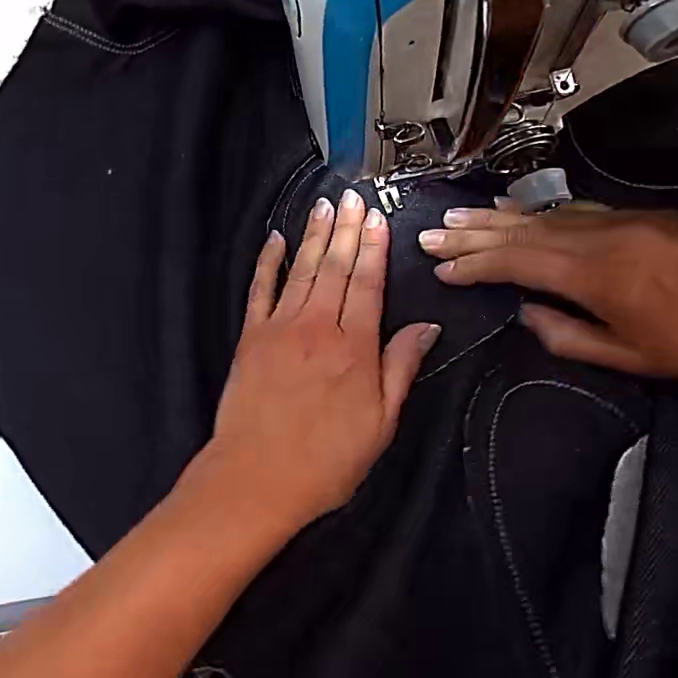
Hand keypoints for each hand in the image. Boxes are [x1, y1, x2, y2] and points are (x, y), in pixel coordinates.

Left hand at [199, 189, 440, 529]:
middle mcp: (319, 327)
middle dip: (347, 228)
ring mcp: (281, 327)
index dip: (375, 247)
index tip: (378, 219)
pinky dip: (267, 262)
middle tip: (352, 197)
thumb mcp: (381, 422)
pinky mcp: (251, 336)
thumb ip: (402, 367)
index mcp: (355, 347)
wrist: (255, 480)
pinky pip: (260, 289)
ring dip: (315, 234)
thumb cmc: (326, 460)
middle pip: (337, 266)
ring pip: (303, 269)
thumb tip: (426, 327)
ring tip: (324, 205)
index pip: (369, 283)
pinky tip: (275, 239)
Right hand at [419, 206, 677, 385]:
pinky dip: (545, 213)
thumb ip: (572, 336)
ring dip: (504, 217)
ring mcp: (624, 219)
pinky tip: (529, 212)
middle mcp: (602, 235)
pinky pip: (578, 210)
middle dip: (475, 232)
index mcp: (595, 272)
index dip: (475, 263)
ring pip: (549, 215)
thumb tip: (529, 314)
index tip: (441, 267)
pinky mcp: (644, 215)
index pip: (517, 261)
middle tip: (434, 231)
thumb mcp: (636, 358)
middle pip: (525, 229)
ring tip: (466, 215)